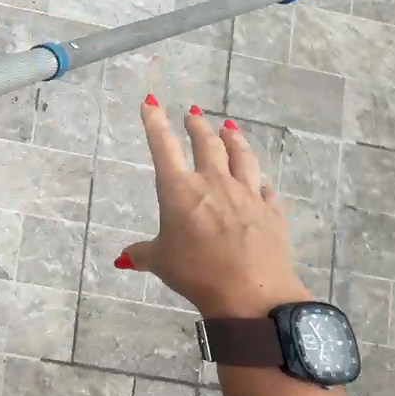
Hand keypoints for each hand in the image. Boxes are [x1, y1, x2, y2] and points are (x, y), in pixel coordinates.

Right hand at [125, 100, 311, 318]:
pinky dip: (258, 181)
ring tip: (229, 128)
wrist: (252, 294)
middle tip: (192, 113)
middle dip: (196, 125)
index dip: (154, 121)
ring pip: (241, 157)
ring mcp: (247, 195)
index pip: (163, 146)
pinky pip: (265, 188)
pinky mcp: (272, 211)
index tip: (151, 101)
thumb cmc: (196, 272)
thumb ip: (142, 253)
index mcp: (179, 189)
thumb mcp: (160, 261)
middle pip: (207, 143)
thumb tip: (123, 258)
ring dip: (234, 139)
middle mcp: (213, 183)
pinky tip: (259, 182)